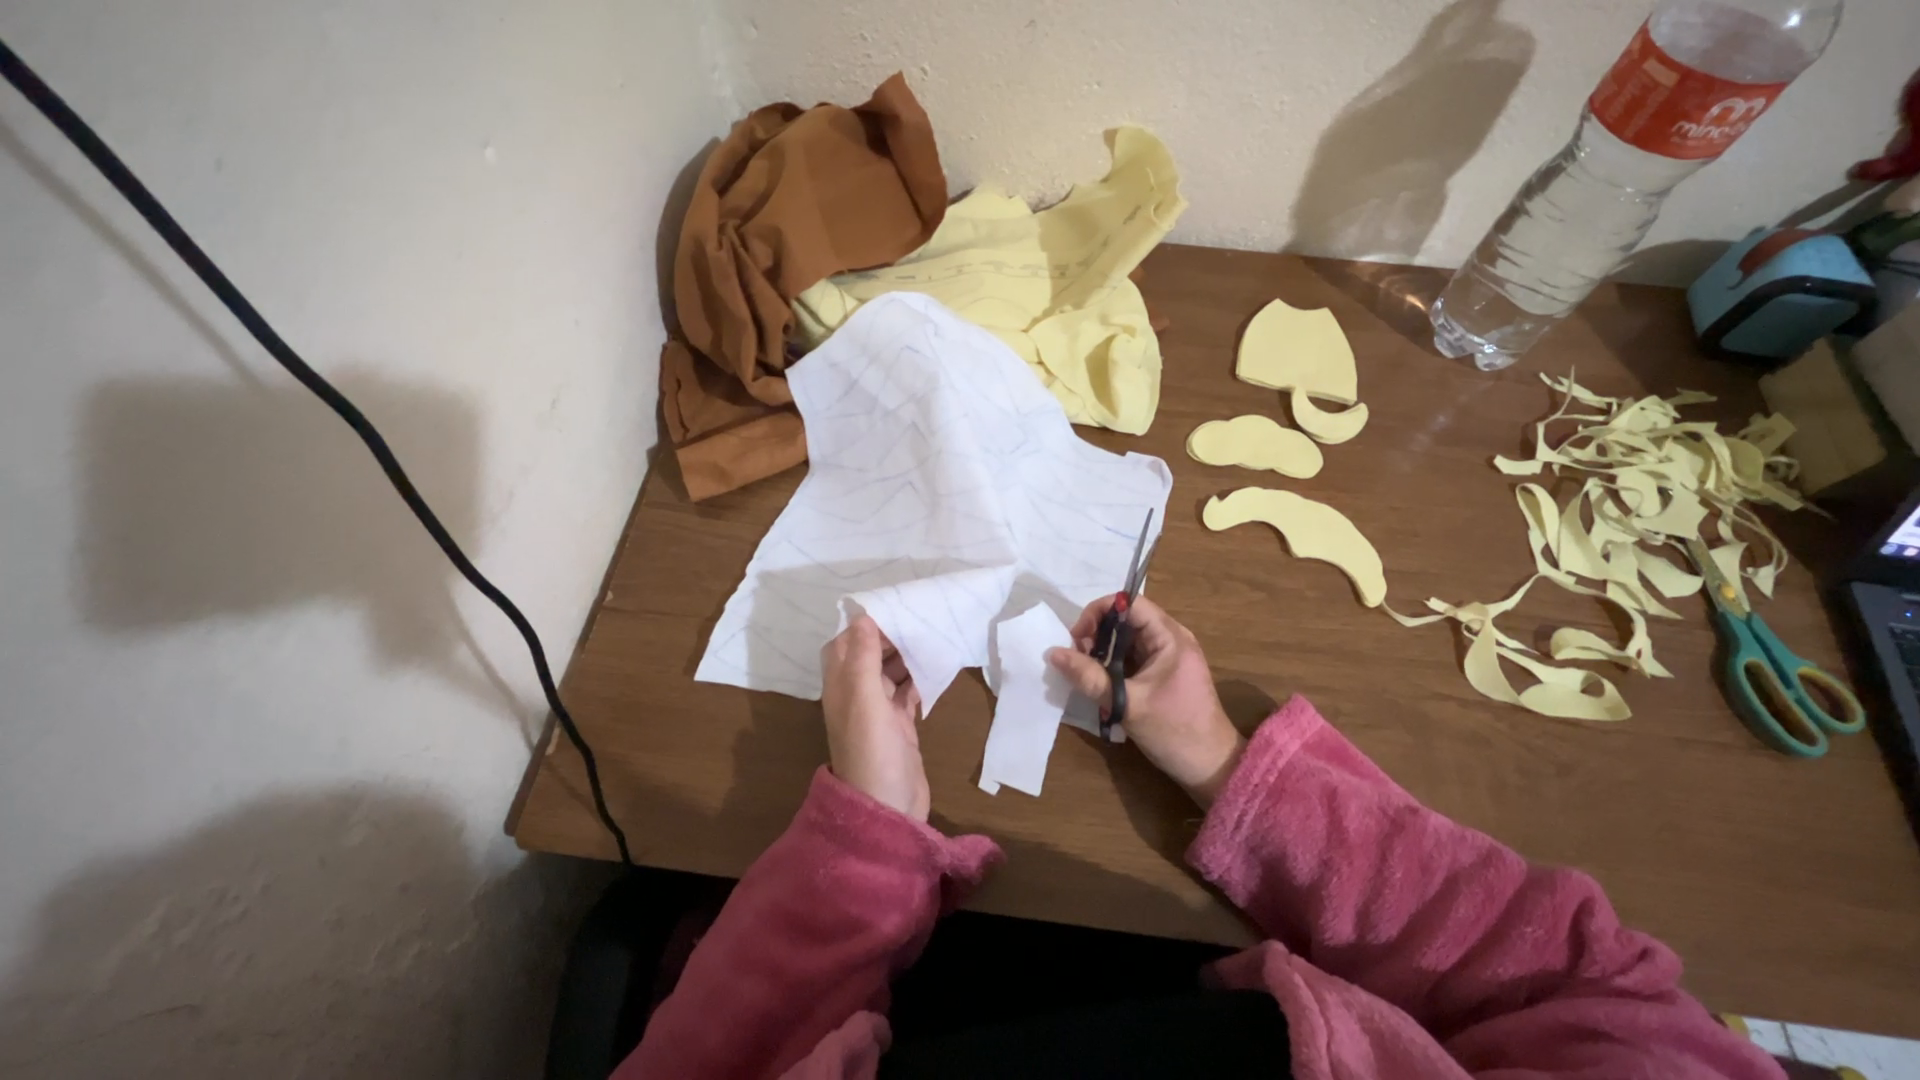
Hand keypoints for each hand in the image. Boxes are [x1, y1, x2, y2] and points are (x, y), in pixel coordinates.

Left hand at [820, 616, 929, 820]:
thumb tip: (863, 616)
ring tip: (933, 634)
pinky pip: (907, 692)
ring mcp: (878, 712)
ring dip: (907, 654)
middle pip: (869, 655)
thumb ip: (863, 658)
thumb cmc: (873, 752)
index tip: (895, 604)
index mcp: (841, 686)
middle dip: (891, 635)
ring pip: (890, 672)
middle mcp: (856, 695)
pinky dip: (919, 678)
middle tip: (922, 617)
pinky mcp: (899, 726)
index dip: (865, 624)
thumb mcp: (866, 700)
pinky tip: (937, 666)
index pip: (845, 643)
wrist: (889, 809)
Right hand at [1047, 596, 1244, 807]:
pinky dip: (1112, 663)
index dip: (1099, 612)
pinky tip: (1098, 681)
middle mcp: (1171, 639)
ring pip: (1127, 639)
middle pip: (1126, 619)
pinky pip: (1132, 657)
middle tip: (1076, 658)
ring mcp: (1168, 657)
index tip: (1077, 637)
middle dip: (1097, 632)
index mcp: (1170, 637)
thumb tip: (1053, 653)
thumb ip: (1089, 677)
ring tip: (1084, 671)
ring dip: (1102, 650)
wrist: (1211, 767)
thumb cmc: (1174, 732)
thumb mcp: (1126, 704)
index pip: (1130, 603)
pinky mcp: (1163, 673)